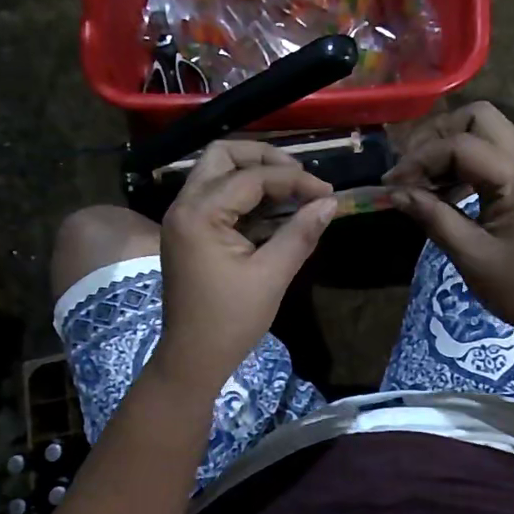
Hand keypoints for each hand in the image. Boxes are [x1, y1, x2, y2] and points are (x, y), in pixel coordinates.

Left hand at [156, 141, 334, 387]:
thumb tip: (330, 203)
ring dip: (254, 174)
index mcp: (200, 214)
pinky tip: (275, 209)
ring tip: (293, 190)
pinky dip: (245, 194)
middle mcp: (184, 206)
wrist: (193, 357)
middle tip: (300, 177)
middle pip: (223, 156)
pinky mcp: (189, 231)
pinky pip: (216, 196)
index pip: (251, 177)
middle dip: (265, 158)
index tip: (326, 192)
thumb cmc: (231, 320)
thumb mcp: (272, 275)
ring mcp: (183, 218)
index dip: (293, 179)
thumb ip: (300, 233)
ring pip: (217, 172)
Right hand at [384, 102, 513, 340]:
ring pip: (487, 132)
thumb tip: (395, 193)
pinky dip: (467, 164)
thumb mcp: (470, 254)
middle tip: (411, 169)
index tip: (391, 184)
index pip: (459, 144)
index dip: (419, 159)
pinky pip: (496, 155)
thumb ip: (432, 216)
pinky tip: (447, 193)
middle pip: (478, 118)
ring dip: (451, 148)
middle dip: (437, 136)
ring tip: (423, 183)